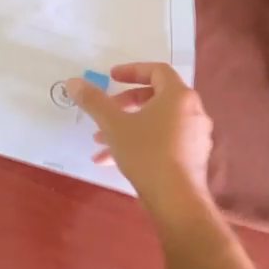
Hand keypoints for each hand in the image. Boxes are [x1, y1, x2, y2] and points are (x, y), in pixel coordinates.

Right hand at [68, 63, 213, 212]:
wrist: (176, 198)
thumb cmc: (146, 152)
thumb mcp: (113, 124)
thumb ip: (93, 101)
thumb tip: (74, 81)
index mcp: (178, 97)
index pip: (158, 70)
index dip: (132, 70)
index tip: (111, 77)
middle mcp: (192, 111)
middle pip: (156, 97)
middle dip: (124, 104)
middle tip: (105, 111)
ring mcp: (195, 135)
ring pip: (157, 121)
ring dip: (128, 126)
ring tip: (101, 142)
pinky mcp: (192, 156)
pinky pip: (164, 140)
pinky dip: (140, 142)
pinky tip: (114, 160)